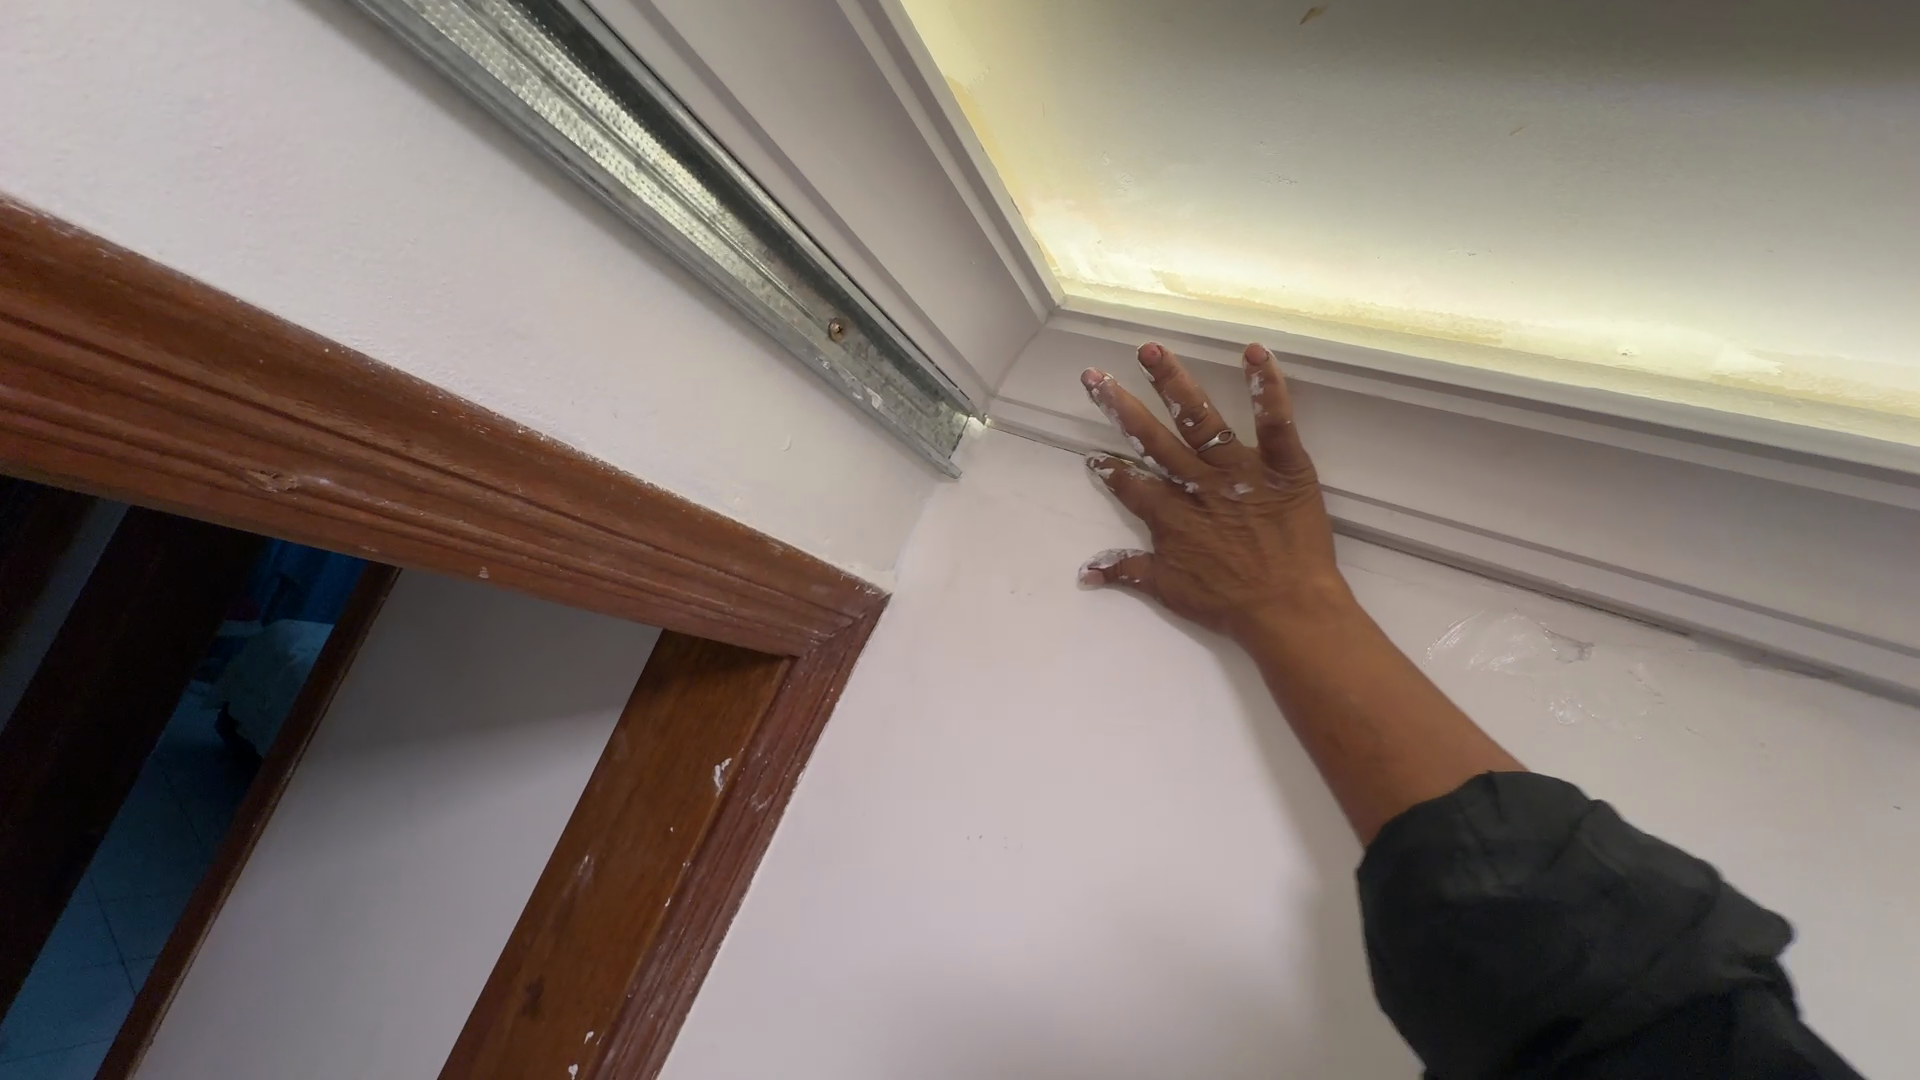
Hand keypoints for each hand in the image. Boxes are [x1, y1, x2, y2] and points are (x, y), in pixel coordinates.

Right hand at [1079, 342, 1353, 641]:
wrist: (1289, 608)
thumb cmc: (1229, 604)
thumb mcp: (1170, 590)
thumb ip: (1128, 572)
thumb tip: (1085, 573)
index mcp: (1171, 516)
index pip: (1131, 485)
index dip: (1109, 470)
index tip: (1092, 453)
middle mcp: (1198, 485)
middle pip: (1153, 440)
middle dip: (1121, 407)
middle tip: (1095, 377)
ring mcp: (1241, 472)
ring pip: (1201, 420)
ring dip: (1174, 383)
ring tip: (1152, 350)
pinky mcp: (1284, 467)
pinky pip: (1276, 423)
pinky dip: (1266, 388)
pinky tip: (1253, 352)